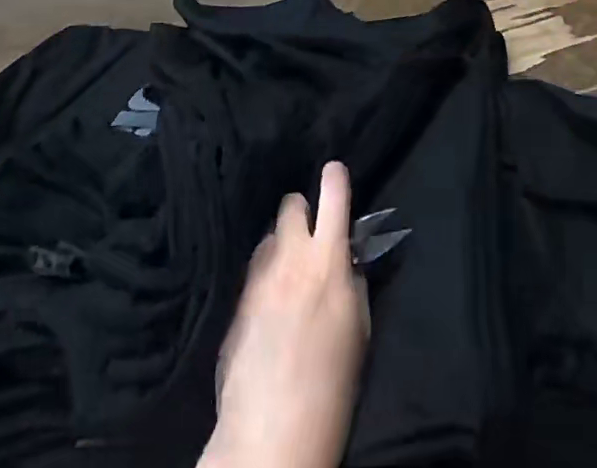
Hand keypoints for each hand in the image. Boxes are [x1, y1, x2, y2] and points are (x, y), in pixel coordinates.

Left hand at [200, 161, 369, 467]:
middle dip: (302, 212)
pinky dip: (266, 273)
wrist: (273, 426)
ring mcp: (257, 275)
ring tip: (290, 276)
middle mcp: (288, 257)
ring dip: (282, 245)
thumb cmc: (333, 382)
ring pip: (269, 236)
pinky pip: (254, 268)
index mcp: (326, 262)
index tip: (335, 170)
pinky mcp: (236, 296)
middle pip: (290, 205)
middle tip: (311, 235)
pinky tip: (271, 304)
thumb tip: (344, 260)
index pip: (332, 199)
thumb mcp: (359, 328)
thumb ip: (351, 282)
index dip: (335, 179)